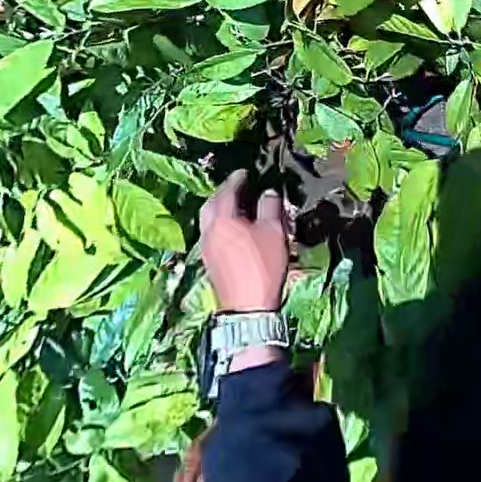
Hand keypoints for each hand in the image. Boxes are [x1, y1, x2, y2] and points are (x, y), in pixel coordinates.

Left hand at [199, 169, 290, 311]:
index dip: (236, 179)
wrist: (249, 310)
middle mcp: (209, 232)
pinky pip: (211, 233)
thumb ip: (269, 206)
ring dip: (219, 208)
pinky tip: (234, 227)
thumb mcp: (274, 231)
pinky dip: (219, 223)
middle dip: (222, 192)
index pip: (227, 192)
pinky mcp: (210, 262)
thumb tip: (267, 192)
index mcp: (222, 220)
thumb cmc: (263, 266)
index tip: (245, 172)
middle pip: (210, 204)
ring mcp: (207, 249)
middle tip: (237, 186)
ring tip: (236, 205)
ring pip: (208, 220)